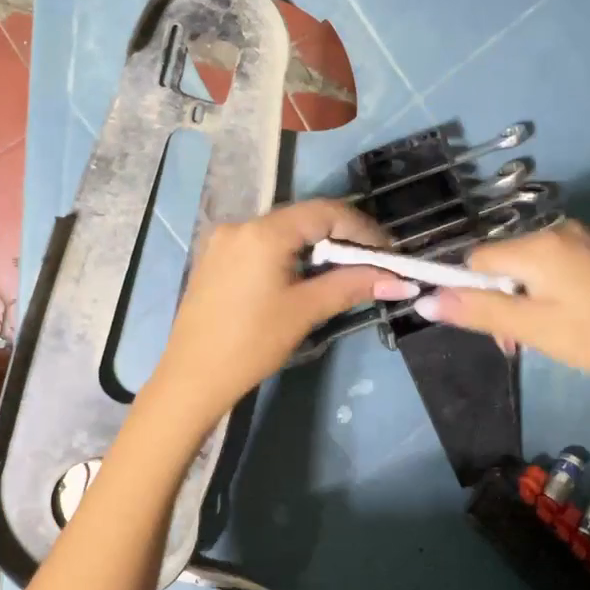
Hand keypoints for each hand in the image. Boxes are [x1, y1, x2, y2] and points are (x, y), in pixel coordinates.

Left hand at [147, 200, 415, 423]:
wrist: (192, 377)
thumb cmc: (251, 344)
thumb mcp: (305, 312)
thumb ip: (351, 286)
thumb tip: (398, 280)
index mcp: (263, 232)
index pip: (326, 212)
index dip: (363, 230)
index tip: (388, 254)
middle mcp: (241, 226)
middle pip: (303, 219)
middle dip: (341, 239)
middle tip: (370, 266)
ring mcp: (222, 242)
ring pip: (282, 233)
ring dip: (315, 249)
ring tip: (342, 275)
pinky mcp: (214, 261)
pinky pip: (261, 247)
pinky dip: (288, 257)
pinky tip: (302, 281)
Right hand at [413, 221, 589, 385]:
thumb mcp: (529, 326)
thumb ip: (476, 310)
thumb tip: (423, 300)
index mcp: (535, 246)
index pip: (477, 260)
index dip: (472, 293)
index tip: (493, 328)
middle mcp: (556, 232)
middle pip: (502, 263)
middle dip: (500, 301)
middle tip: (519, 342)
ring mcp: (581, 241)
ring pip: (528, 268)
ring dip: (523, 301)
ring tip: (544, 335)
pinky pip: (554, 268)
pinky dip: (547, 294)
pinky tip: (567, 321)